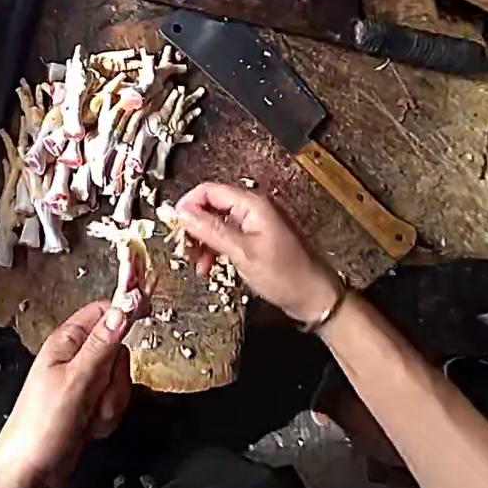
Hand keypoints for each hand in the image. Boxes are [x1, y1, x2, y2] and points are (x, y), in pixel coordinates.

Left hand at [0, 302, 133, 487]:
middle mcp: (76, 357)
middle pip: (119, 348)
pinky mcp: (90, 402)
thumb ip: (103, 344)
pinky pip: (116, 399)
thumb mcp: (76, 380)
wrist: (28, 475)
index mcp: (67, 341)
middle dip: (116, 376)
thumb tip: (123, 307)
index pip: (104, 311)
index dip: (125, 313)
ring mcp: (84, 380)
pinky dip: (108, 415)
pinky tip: (90, 426)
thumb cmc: (40, 427)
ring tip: (89, 414)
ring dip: (111, 400)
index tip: (145, 314)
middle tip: (96, 391)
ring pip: (120, 377)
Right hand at [175, 182, 340, 326]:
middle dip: (194, 227)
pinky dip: (216, 250)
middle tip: (184, 250)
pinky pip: (228, 236)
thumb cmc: (285, 274)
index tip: (173, 227)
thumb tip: (181, 212)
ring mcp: (256, 223)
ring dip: (204, 242)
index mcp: (252, 204)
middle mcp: (253, 208)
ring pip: (217, 223)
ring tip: (198, 265)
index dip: (188, 206)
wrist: (315, 296)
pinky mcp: (257, 238)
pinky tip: (210, 267)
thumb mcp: (242, 253)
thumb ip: (210, 230)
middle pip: (211, 206)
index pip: (209, 191)